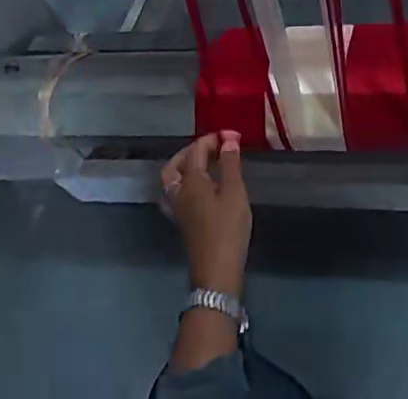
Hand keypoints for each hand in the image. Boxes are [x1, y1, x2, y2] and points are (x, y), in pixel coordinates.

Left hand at [161, 131, 249, 297]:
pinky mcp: (182, 222)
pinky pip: (176, 194)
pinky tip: (199, 189)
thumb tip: (228, 140)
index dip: (212, 139)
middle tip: (212, 148)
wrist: (216, 272)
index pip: (196, 150)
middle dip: (192, 151)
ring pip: (173, 180)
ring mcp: (178, 209)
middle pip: (176, 164)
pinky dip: (185, 184)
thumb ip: (230, 164)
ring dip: (186, 167)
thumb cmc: (227, 228)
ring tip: (206, 164)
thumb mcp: (235, 192)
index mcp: (191, 180)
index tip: (231, 135)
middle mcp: (179, 191)